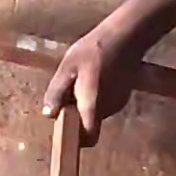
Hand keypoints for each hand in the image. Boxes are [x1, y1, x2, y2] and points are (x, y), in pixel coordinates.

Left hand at [41, 15, 149, 146]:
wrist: (126, 36)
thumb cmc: (94, 50)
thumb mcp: (68, 67)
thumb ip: (56, 92)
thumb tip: (48, 114)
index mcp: (92, 105)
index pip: (89, 138)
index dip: (78, 139)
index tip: (66, 128)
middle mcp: (107, 109)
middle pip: (89, 124)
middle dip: (77, 116)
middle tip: (68, 93)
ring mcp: (118, 104)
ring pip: (96, 114)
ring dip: (86, 105)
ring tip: (81, 80)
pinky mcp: (123, 96)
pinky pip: (105, 104)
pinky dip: (97, 98)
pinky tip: (95, 77)